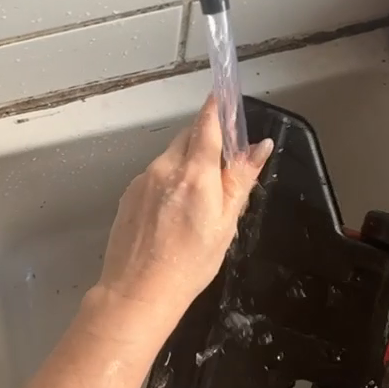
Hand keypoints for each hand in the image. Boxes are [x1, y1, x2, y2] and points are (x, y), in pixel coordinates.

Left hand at [93, 97, 273, 322]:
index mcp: (194, 172)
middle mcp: (164, 168)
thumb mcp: (226, 223)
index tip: (224, 96)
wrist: (138, 291)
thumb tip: (259, 147)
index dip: (217, 108)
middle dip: (205, 142)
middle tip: (222, 167)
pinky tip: (172, 214)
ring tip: (197, 203)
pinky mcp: (129, 195)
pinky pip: (154, 177)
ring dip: (186, 166)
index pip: (207, 124)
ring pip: (170, 159)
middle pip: (188, 139)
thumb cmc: (190, 263)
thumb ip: (240, 180)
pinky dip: (168, 184)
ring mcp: (142, 180)